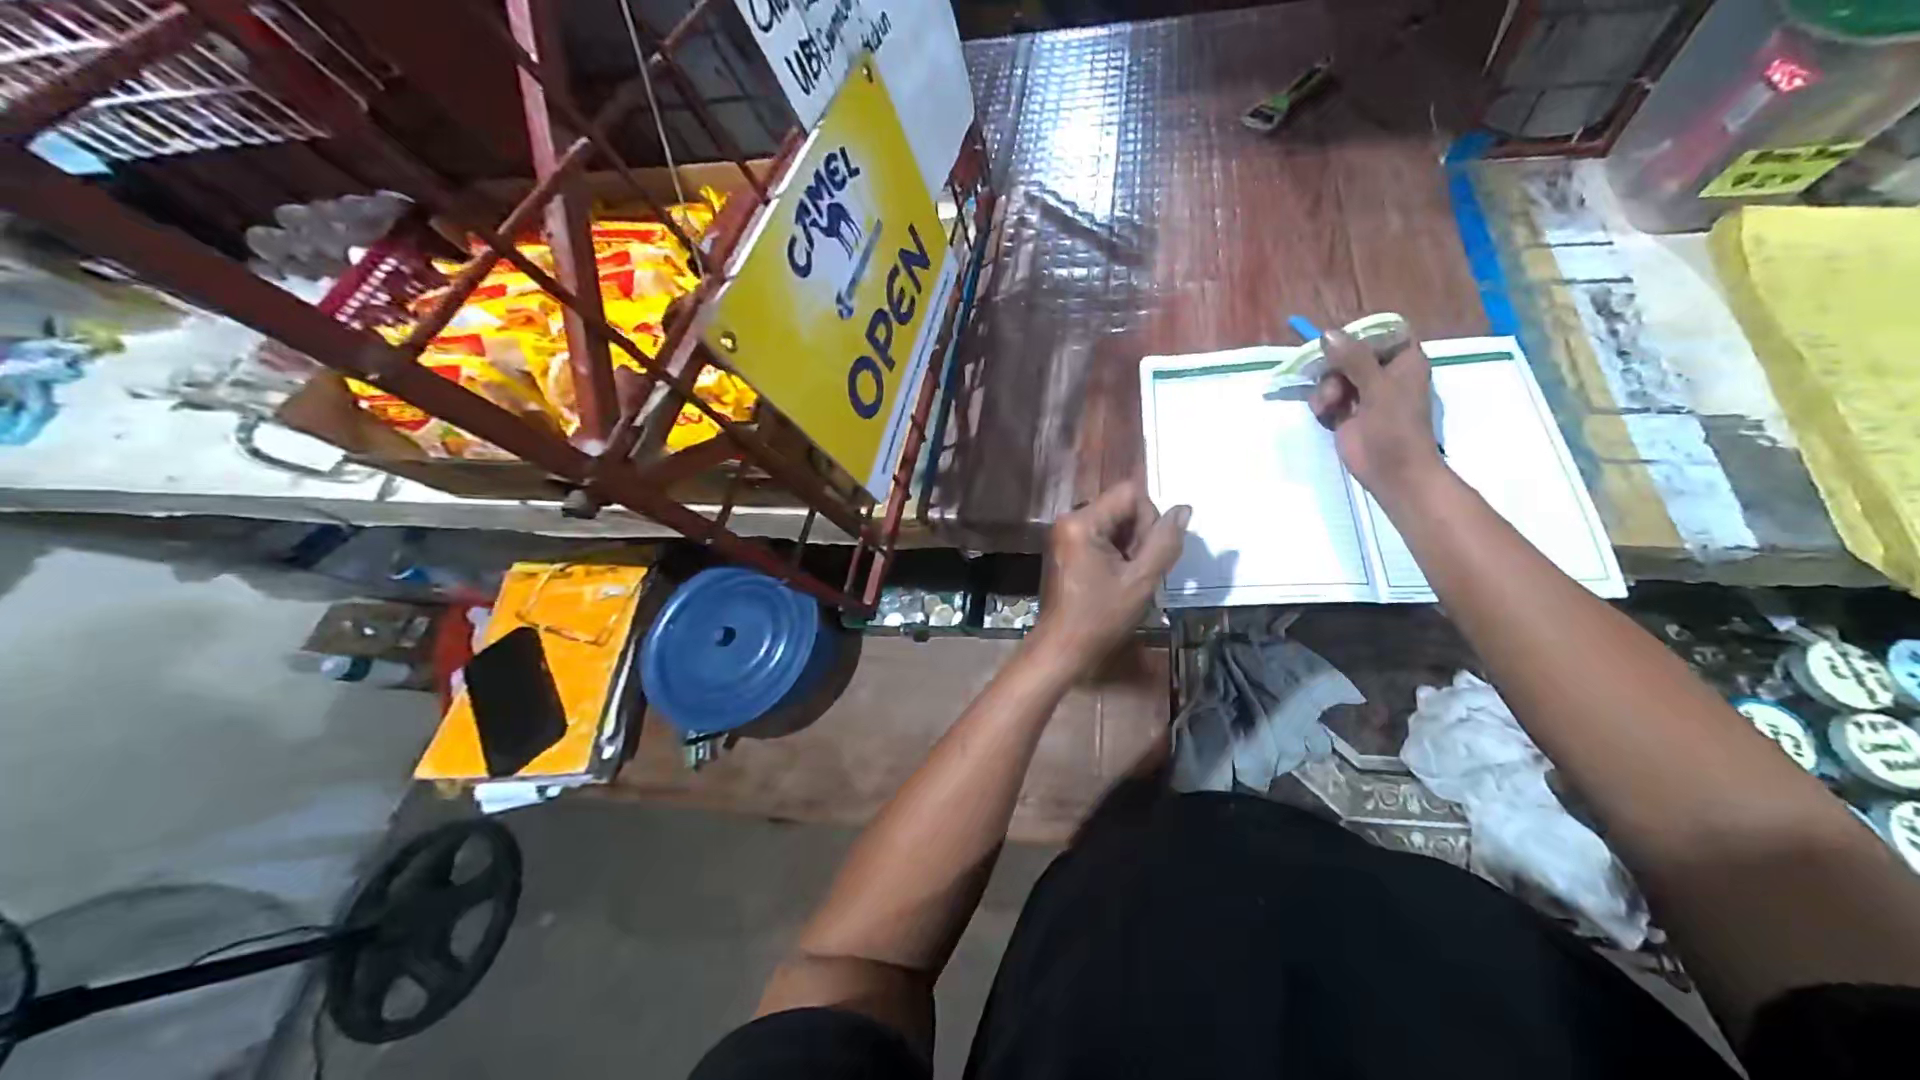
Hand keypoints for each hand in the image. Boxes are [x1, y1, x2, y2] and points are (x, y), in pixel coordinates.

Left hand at [1029, 480, 1189, 675]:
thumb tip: (1183, 509)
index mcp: (1082, 521)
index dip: (1149, 520)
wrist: (1063, 649)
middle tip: (1138, 571)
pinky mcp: (1066, 548)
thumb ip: (1165, 541)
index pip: (1131, 493)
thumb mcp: (1141, 580)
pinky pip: (1101, 536)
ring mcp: (1065, 534)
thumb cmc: (1101, 617)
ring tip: (1128, 578)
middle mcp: (1069, 519)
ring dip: (1129, 546)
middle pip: (1121, 506)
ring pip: (1114, 522)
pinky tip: (1116, 579)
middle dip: (1139, 534)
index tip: (1145, 556)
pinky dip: (1116, 553)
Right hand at [1309, 326, 1445, 497]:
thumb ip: (1354, 359)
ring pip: (1335, 375)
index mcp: (1403, 360)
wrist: (1392, 472)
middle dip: (1335, 366)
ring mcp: (1364, 393)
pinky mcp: (1346, 413)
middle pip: (1350, 353)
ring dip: (1326, 388)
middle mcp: (1384, 373)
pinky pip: (1327, 396)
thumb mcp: (1378, 388)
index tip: (1337, 343)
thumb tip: (1326, 334)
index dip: (1358, 334)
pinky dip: (1322, 403)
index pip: (1381, 332)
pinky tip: (1324, 414)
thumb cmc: (1395, 428)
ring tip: (1327, 405)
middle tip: (1329, 378)